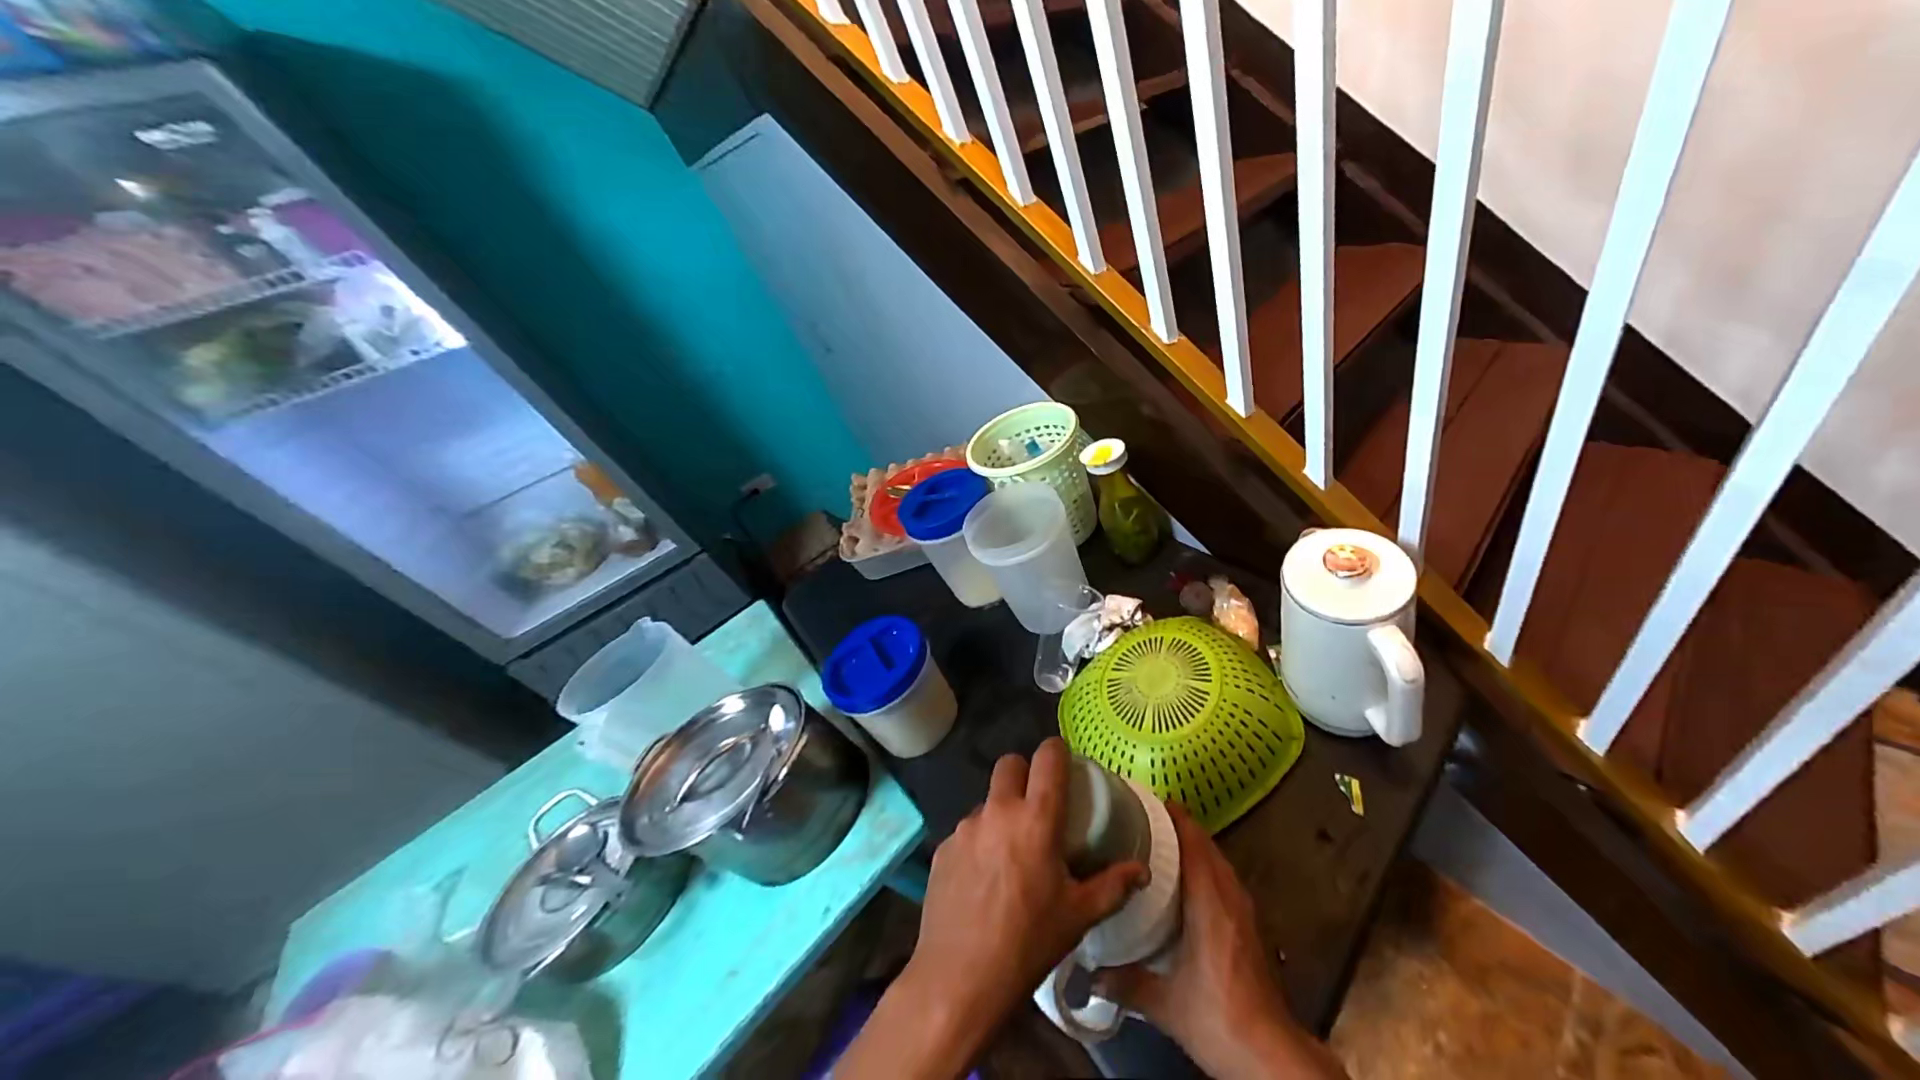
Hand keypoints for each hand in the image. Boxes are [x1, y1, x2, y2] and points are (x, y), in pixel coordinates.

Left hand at [836, 739, 1146, 1079]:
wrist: (960, 976)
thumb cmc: (1029, 942)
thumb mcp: (1078, 916)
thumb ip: (1113, 886)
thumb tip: (1142, 869)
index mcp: (1036, 819)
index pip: (1047, 759)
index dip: (1057, 751)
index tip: (1064, 761)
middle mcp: (997, 811)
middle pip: (1009, 765)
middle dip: (1025, 772)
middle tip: (1038, 801)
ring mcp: (965, 828)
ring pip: (986, 800)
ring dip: (1001, 811)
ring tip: (1011, 850)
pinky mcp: (942, 848)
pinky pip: (967, 831)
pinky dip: (979, 841)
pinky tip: (984, 877)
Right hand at [1096, 802, 1346, 1079]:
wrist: (1270, 1053)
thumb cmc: (1217, 1016)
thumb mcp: (1163, 1001)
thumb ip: (1124, 982)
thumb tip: (1087, 973)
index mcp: (1211, 903)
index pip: (1195, 843)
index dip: (1174, 817)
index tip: (1147, 799)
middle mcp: (1231, 899)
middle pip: (1208, 847)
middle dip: (1179, 827)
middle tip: (1143, 818)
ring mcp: (1244, 913)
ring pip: (1218, 863)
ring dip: (1194, 847)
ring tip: (1159, 843)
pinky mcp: (1249, 929)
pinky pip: (1224, 881)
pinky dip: (1204, 868)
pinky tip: (1183, 883)